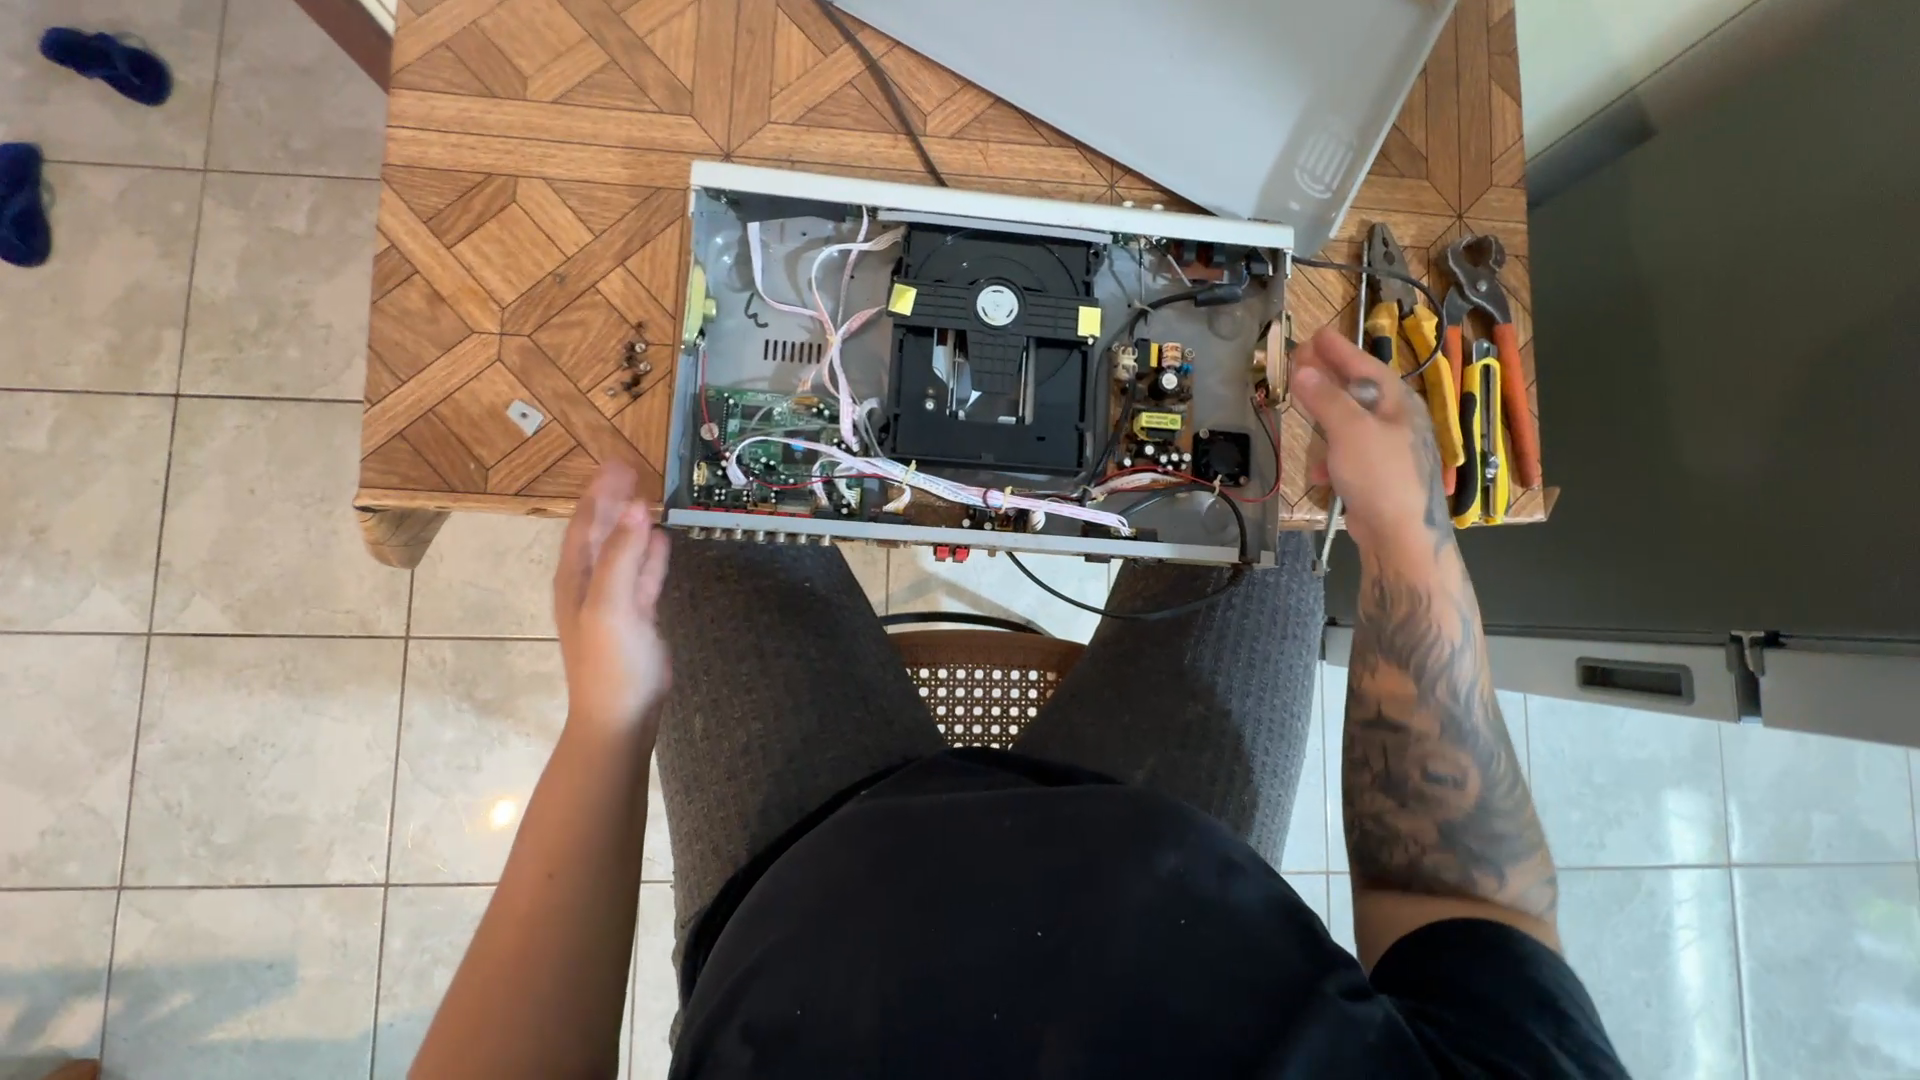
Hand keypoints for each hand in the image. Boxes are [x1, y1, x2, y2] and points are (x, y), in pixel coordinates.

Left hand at [553, 462, 672, 736]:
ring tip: (647, 496)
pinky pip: (643, 574)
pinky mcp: (637, 616)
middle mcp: (591, 583)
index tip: (617, 463)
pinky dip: (650, 553)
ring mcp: (614, 600)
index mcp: (576, 578)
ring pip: (623, 550)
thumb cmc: (610, 662)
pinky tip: (660, 538)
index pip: (586, 523)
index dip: (600, 492)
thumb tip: (637, 507)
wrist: (621, 716)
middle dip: (613, 500)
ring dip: (633, 523)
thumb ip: (624, 556)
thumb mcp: (612, 605)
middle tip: (631, 469)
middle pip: (602, 531)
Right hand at [1292, 327, 1452, 557]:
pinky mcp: (1377, 473)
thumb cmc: (1379, 475)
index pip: (1364, 366)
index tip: (1316, 334)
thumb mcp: (1349, 430)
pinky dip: (1331, 460)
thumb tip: (1303, 370)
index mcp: (1396, 402)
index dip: (1339, 350)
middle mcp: (1395, 420)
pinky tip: (1322, 474)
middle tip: (1300, 364)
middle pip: (1355, 392)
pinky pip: (1346, 454)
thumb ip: (1325, 398)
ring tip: (1307, 426)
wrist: (1399, 533)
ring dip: (1324, 427)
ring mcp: (1387, 448)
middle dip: (1326, 382)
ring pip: (1347, 424)